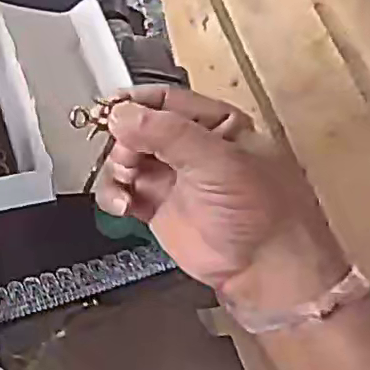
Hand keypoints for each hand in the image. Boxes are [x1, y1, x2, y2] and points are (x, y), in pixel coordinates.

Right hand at [94, 85, 348, 314]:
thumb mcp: (218, 162)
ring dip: (116, 170)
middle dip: (122, 143)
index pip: (164, 101)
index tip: (108, 112)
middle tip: (127, 158)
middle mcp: (189, 147)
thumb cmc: (262, 211)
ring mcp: (170, 177)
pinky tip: (124, 205)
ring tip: (129, 183)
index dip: (133, 105)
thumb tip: (122, 115)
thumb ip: (168, 134)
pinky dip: (113, 197)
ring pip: (122, 160)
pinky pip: (119, 192)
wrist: (261, 268)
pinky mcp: (153, 205)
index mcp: (214, 124)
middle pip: (135, 130)